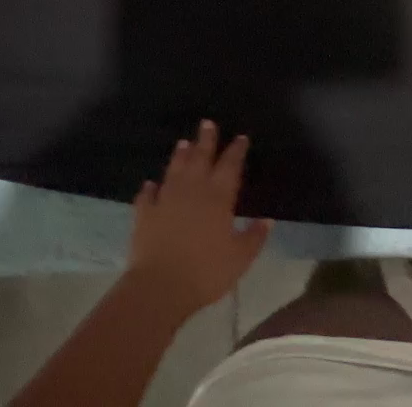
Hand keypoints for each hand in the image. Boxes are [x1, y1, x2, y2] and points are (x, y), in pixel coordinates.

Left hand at [127, 120, 272, 315]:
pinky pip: (146, 197)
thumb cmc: (205, 272)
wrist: (159, 287)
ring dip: (180, 156)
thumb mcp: (240, 258)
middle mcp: (192, 191)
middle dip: (206, 140)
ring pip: (174, 171)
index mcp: (218, 198)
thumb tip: (267, 220)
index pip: (230, 166)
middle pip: (200, 158)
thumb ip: (254, 237)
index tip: (240, 137)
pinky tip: (149, 184)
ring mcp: (166, 201)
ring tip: (183, 142)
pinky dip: (148, 189)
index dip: (236, 150)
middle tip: (207, 123)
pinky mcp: (144, 215)